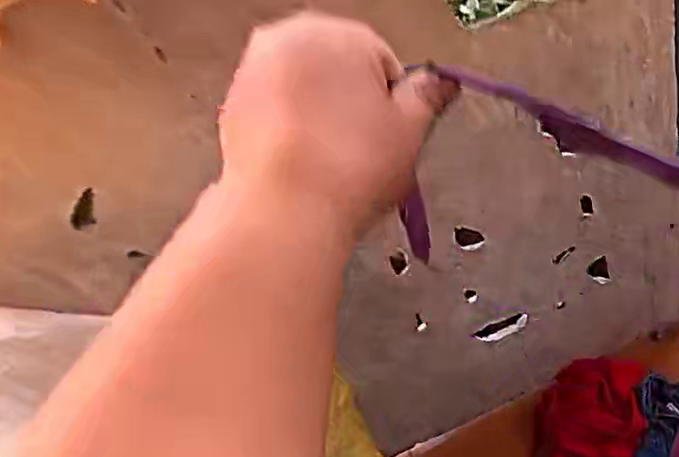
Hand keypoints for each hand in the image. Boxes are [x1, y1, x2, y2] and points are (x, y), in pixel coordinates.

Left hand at [216, 13, 455, 235]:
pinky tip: (318, 157)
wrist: (290, 200)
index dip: (400, 101)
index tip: (402, 131)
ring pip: (314, 85)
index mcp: (342, 36)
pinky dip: (304, 125)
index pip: (387, 60)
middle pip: (345, 66)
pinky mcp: (239, 91)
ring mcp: (258, 60)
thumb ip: (427, 98)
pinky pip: (286, 103)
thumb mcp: (412, 132)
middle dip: (363, 101)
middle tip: (378, 145)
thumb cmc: (354, 165)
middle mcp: (292, 34)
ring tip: (348, 156)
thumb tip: (440, 82)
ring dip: (333, 113)